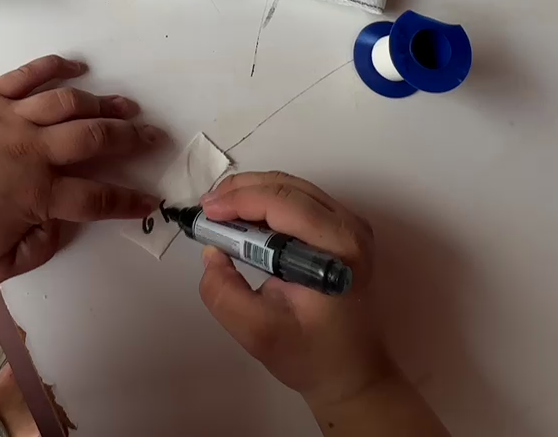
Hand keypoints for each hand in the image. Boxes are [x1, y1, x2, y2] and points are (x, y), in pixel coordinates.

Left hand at [0, 55, 163, 282]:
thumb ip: (35, 251)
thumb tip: (60, 227)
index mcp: (38, 193)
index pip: (96, 198)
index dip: (129, 199)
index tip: (153, 198)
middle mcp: (35, 150)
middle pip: (94, 138)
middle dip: (131, 137)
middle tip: (155, 134)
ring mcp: (13, 118)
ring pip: (68, 102)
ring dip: (102, 101)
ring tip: (126, 103)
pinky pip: (27, 75)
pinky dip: (54, 66)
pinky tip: (76, 65)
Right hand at [196, 172, 397, 409]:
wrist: (350, 372)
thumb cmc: (311, 354)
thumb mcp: (259, 334)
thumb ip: (225, 295)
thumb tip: (213, 252)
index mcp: (339, 249)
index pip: (285, 205)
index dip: (242, 201)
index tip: (207, 211)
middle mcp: (349, 226)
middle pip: (287, 187)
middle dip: (240, 190)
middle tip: (206, 207)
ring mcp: (348, 222)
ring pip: (290, 186)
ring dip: (250, 191)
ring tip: (218, 208)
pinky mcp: (339, 226)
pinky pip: (296, 197)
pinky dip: (263, 198)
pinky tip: (242, 213)